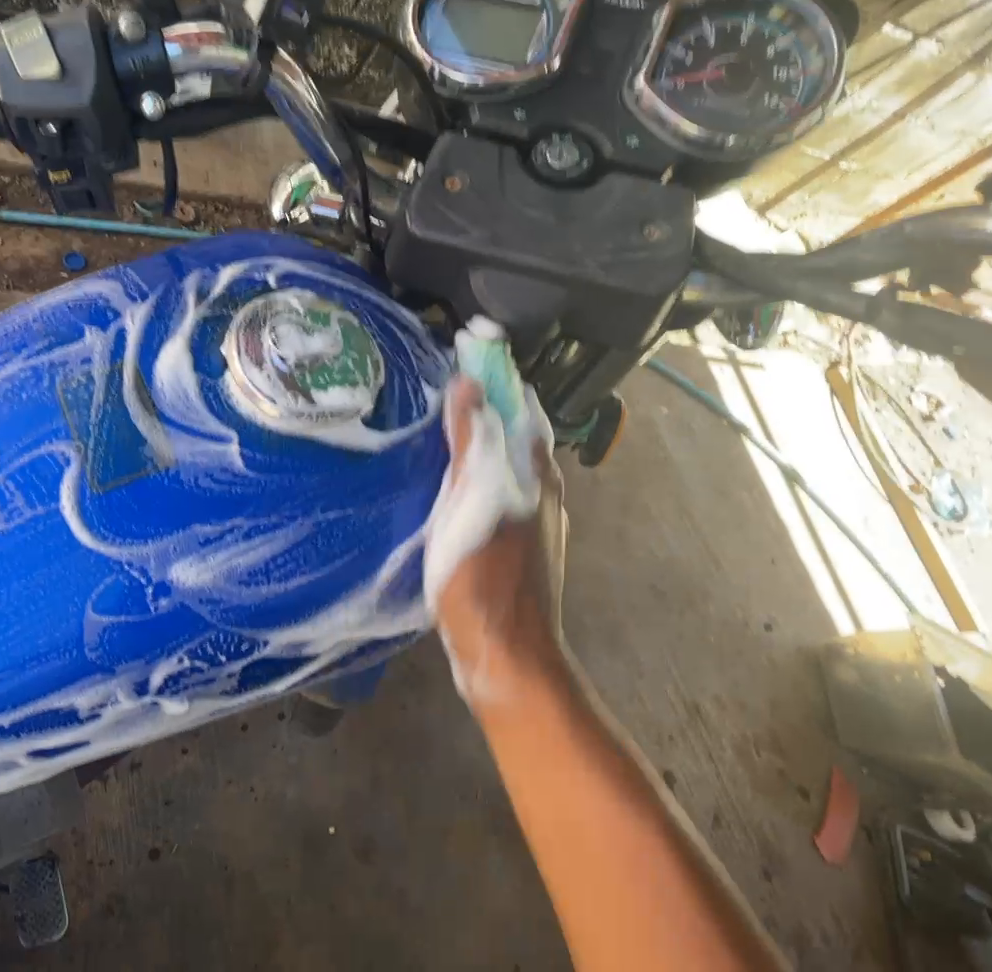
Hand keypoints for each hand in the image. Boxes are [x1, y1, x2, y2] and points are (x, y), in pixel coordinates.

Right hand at [422, 321, 567, 704]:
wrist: (507, 655)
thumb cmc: (483, 577)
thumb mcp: (472, 504)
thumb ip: (472, 444)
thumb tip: (469, 383)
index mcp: (535, 472)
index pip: (520, 401)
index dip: (497, 367)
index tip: (469, 337)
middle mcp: (543, 488)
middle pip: (519, 427)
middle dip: (492, 394)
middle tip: (453, 371)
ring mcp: (533, 518)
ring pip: (510, 457)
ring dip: (486, 429)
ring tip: (449, 415)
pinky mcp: (518, 542)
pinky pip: (500, 484)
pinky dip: (480, 463)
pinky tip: (453, 476)